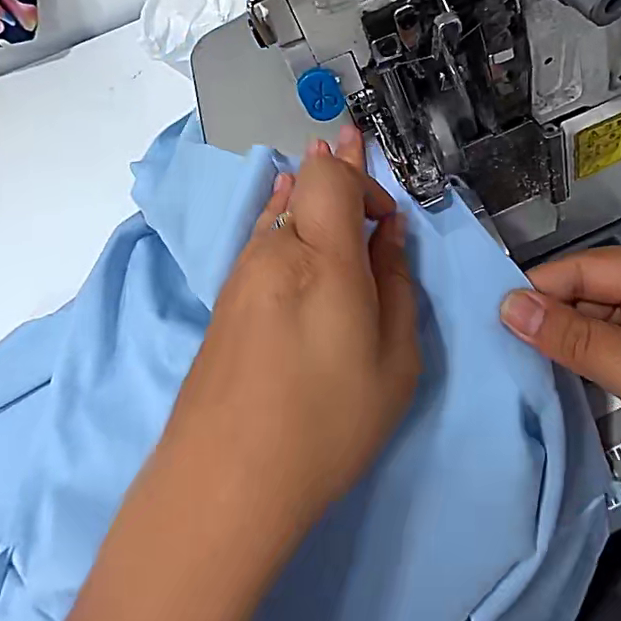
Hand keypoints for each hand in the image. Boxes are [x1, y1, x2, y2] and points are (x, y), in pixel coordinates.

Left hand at [158, 124, 420, 528]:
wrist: (225, 481)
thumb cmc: (326, 421)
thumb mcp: (394, 360)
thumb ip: (396, 285)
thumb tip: (389, 236)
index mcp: (323, 256)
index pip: (330, 176)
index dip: (359, 172)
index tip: (383, 207)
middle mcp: (275, 250)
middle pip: (302, 184)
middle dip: (334, 165)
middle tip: (350, 139)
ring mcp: (242, 274)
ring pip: (277, 209)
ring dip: (306, 192)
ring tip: (325, 169)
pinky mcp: (225, 301)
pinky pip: (260, 239)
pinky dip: (282, 218)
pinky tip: (287, 218)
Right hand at [499, 247, 620, 524]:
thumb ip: (580, 340)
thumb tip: (511, 306)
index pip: (585, 269)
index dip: (538, 289)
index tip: (490, 315)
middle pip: (581, 294)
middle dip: (542, 317)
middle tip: (489, 342)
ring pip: (583, 323)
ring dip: (552, 341)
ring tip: (503, 358)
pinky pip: (594, 350)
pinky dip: (569, 362)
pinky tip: (537, 374)